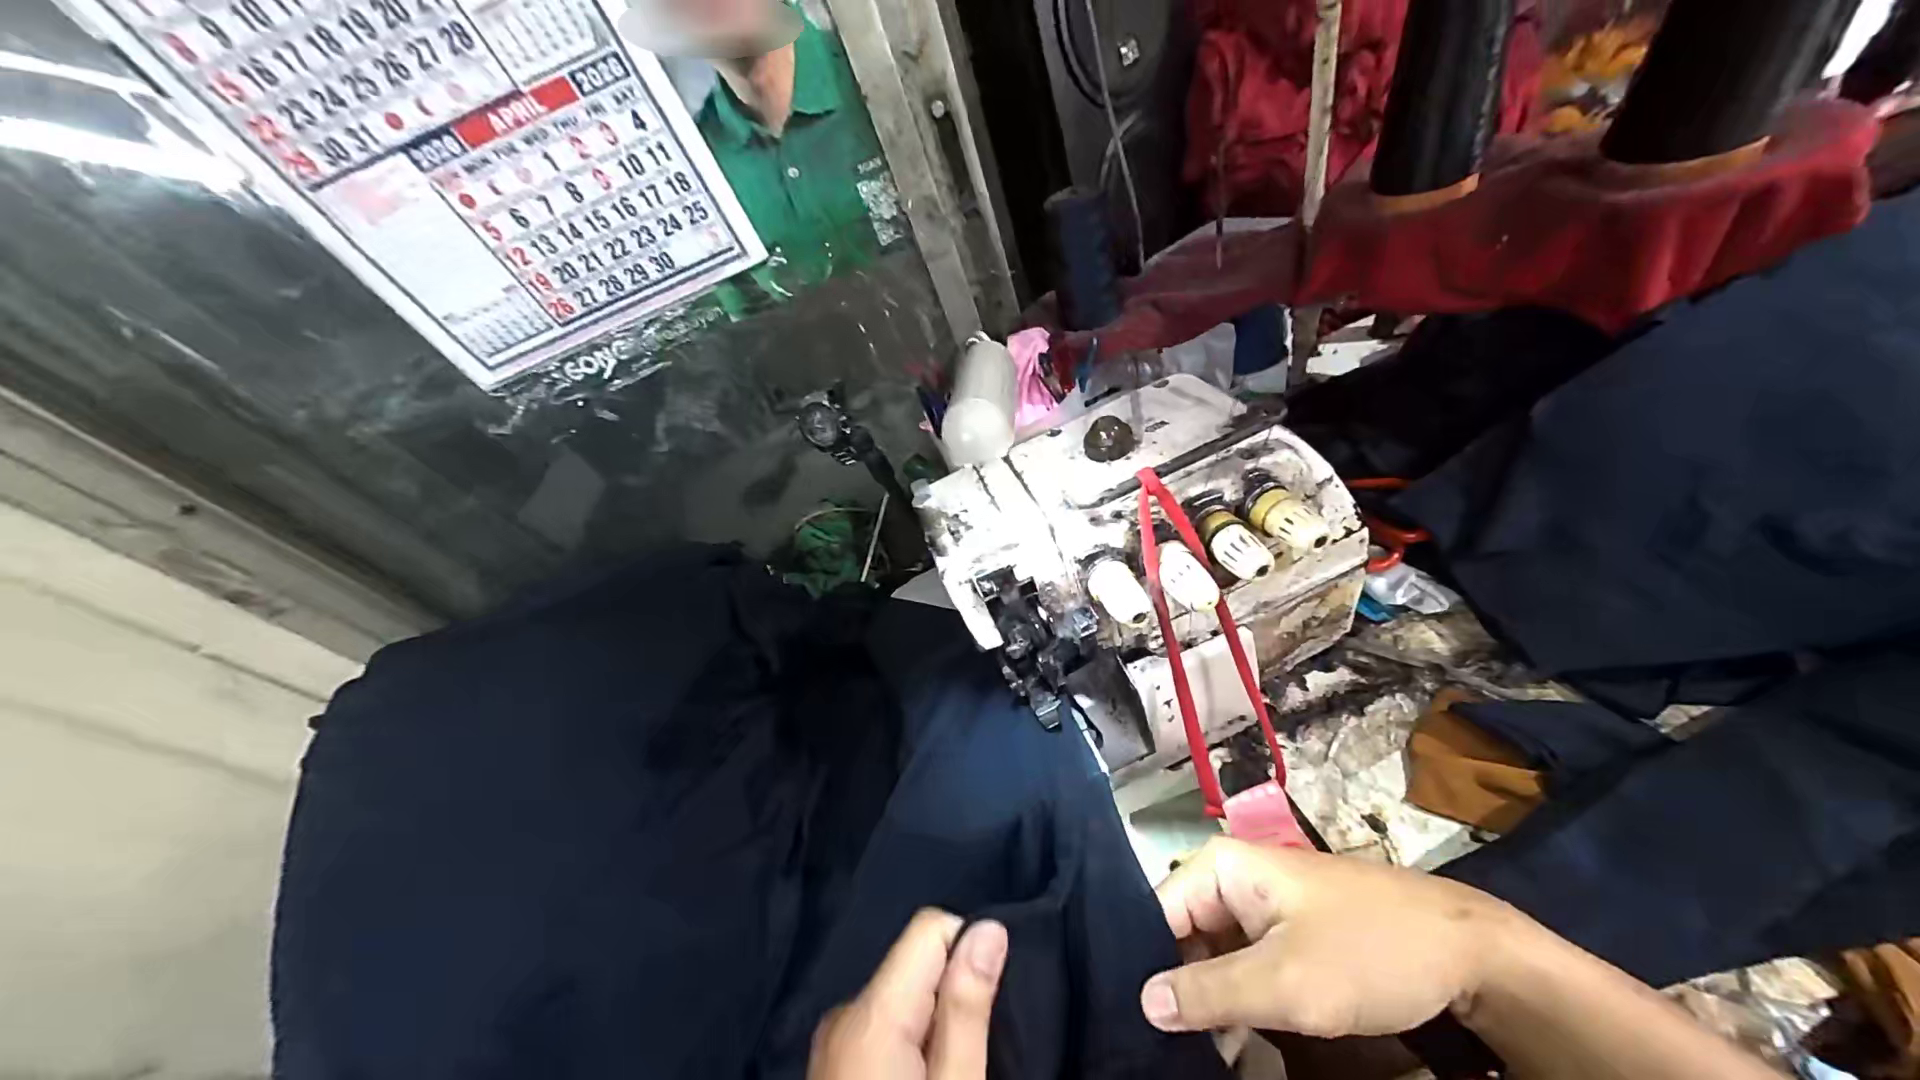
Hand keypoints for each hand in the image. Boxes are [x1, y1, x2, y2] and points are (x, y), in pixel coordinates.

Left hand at [808, 909, 1007, 1079]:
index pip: (929, 926)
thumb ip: (966, 1007)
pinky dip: (906, 1041)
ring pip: (900, 996)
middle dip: (950, 992)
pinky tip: (916, 1077)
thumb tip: (989, 926)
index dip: (968, 954)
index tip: (988, 1006)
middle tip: (971, 1051)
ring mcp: (830, 1040)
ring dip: (930, 1020)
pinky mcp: (830, 1065)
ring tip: (946, 1070)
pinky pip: (880, 1025)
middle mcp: (843, 1011)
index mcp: (869, 1010)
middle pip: (914, 963)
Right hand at [1140, 837, 1521, 1038]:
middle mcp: (1230, 878)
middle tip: (1168, 1046)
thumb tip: (1141, 1003)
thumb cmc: (1369, 953)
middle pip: (1179, 933)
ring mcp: (1258, 906)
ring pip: (1209, 954)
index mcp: (1219, 866)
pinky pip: (1240, 964)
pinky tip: (1230, 1041)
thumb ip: (1208, 994)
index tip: (1136, 1020)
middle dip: (1177, 988)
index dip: (1144, 964)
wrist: (1470, 955)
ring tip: (1193, 1051)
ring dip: (1206, 1002)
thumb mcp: (1287, 983)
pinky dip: (1235, 1001)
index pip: (1156, 913)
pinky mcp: (1283, 933)